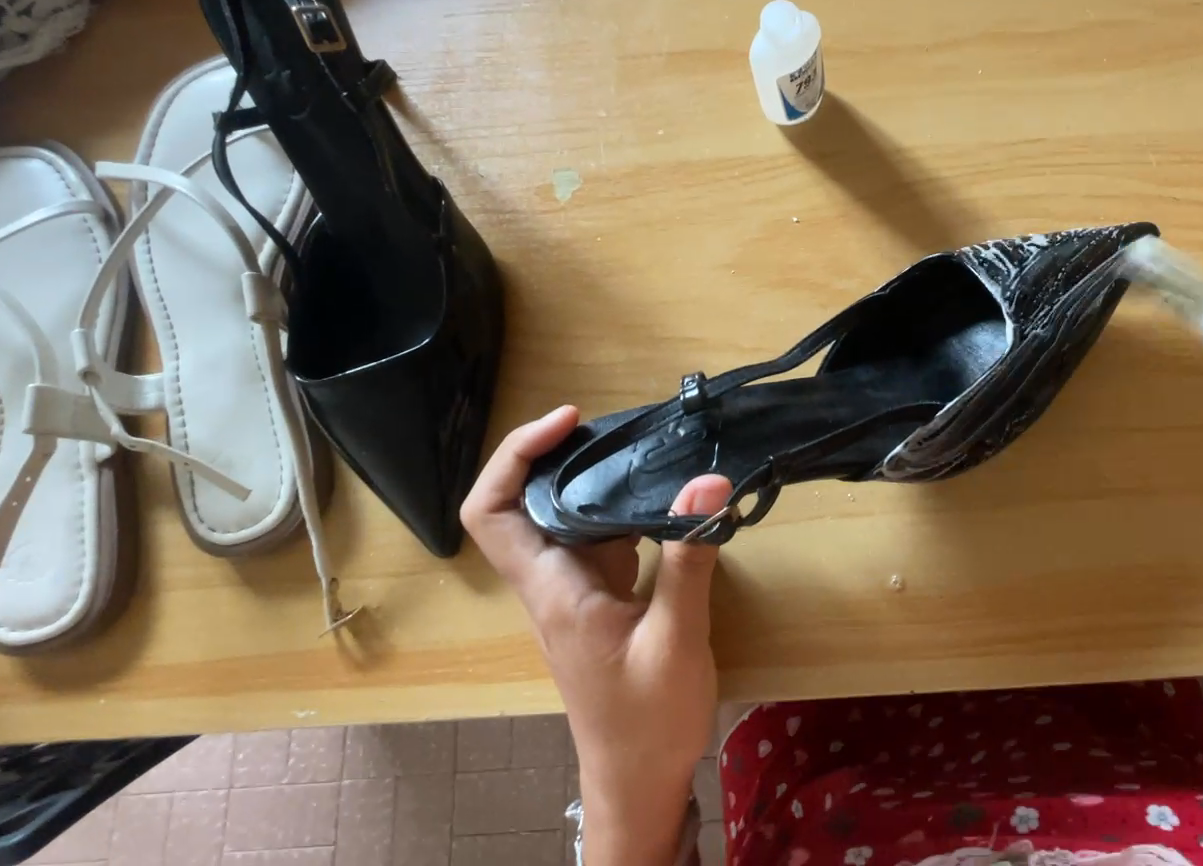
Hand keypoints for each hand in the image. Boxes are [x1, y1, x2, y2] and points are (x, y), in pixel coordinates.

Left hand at [461, 406, 732, 865]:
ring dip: (594, 478)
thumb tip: (709, 482)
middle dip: (558, 453)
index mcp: (554, 589)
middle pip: (524, 502)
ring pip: (566, 517)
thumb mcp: (676, 639)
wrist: (639, 780)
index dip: (515, 456)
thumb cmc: (648, 720)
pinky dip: (623, 507)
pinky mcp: (603, 599)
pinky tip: (664, 497)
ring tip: (645, 446)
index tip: (569, 423)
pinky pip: (602, 538)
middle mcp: (554, 582)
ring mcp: (578, 591)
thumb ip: (689, 560)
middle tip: (614, 425)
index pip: (493, 512)